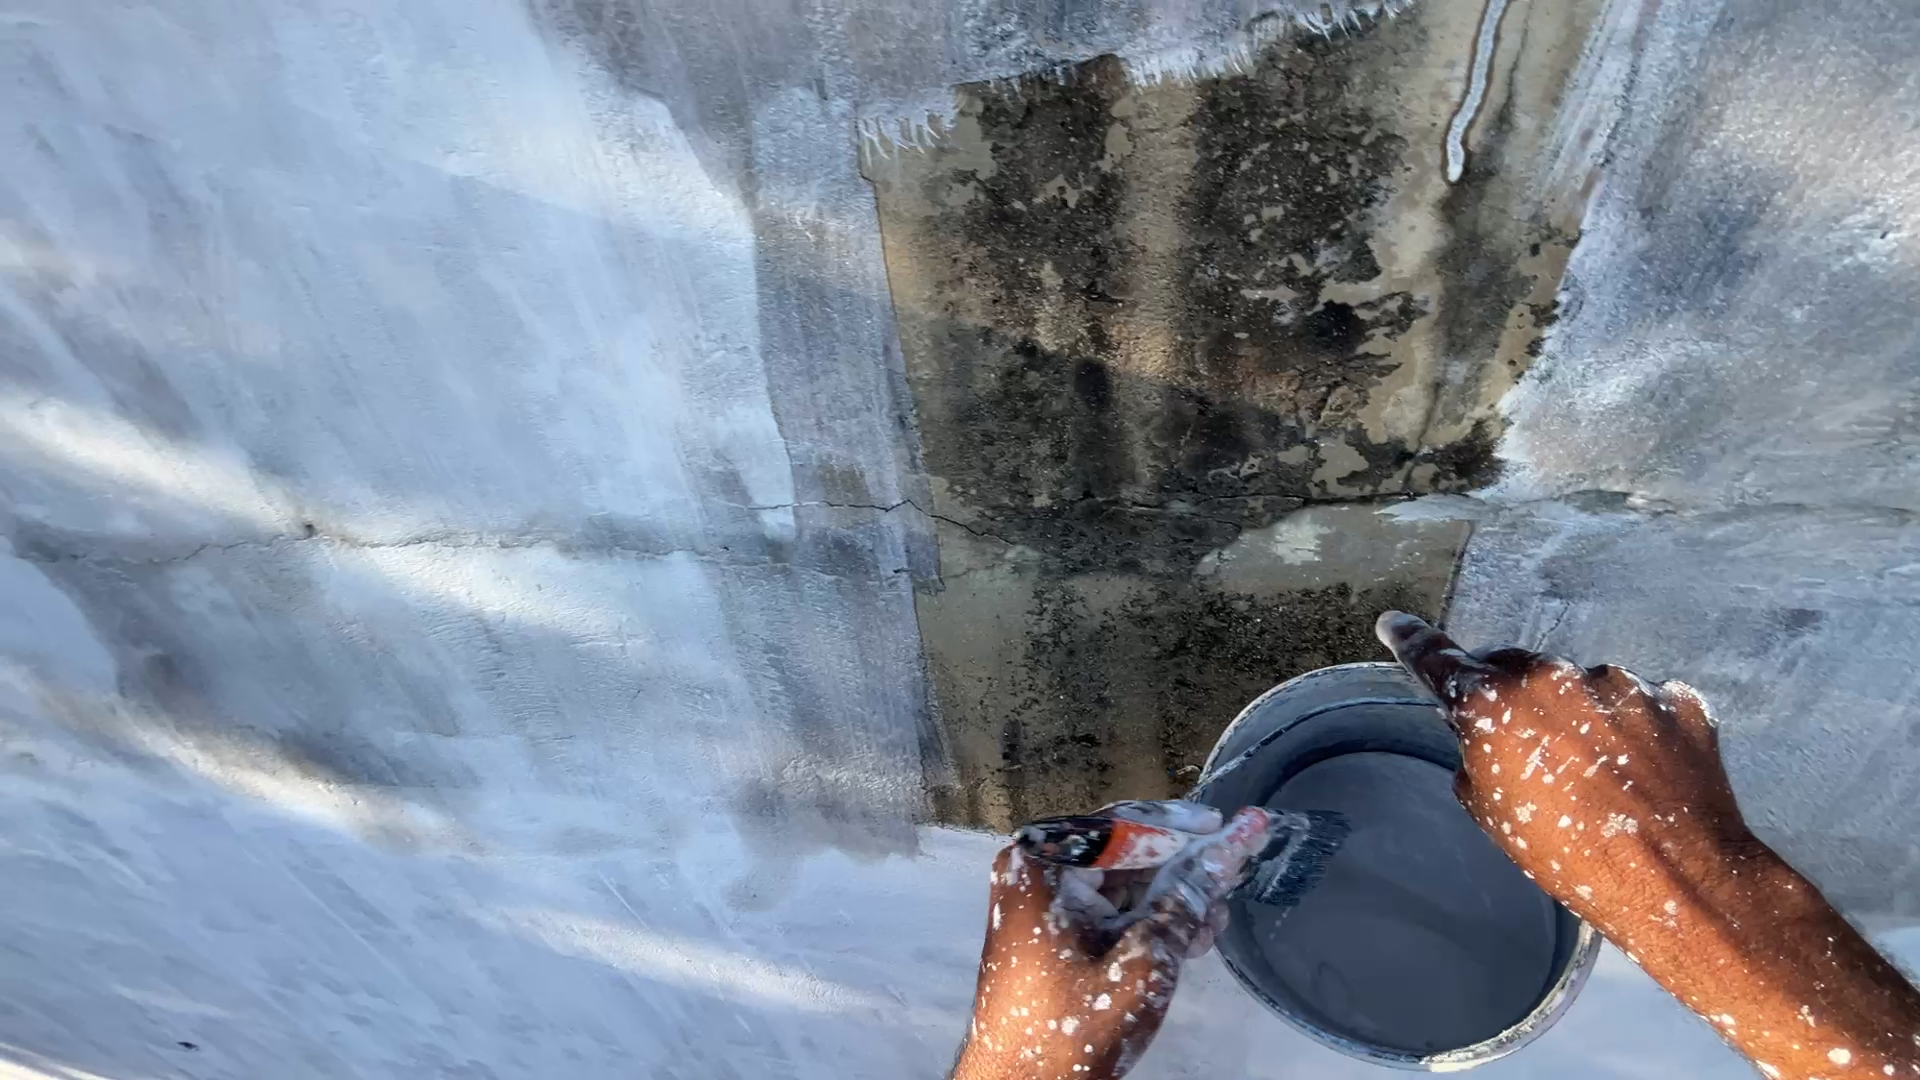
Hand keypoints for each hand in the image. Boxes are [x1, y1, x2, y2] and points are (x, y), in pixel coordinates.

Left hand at [953, 803, 1268, 1079]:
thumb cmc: (1070, 1031)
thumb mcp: (1141, 967)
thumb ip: (1184, 905)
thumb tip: (1228, 852)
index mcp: (1043, 861)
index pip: (1122, 825)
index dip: (1179, 825)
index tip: (1226, 822)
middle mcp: (1038, 867)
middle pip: (1124, 850)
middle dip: (1181, 863)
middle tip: (1235, 861)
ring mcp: (1043, 898)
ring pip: (1122, 882)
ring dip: (1173, 894)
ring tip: (1222, 903)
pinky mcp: (1053, 929)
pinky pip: (1109, 909)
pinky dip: (1150, 918)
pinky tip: (1196, 928)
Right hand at [1373, 611, 1755, 929]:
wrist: (1680, 884)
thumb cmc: (1562, 850)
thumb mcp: (1484, 802)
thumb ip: (1474, 747)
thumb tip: (1483, 728)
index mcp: (1489, 701)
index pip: (1434, 658)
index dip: (1409, 639)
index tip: (1394, 623)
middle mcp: (1548, 677)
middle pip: (1511, 666)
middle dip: (1510, 693)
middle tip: (1527, 743)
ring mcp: (1617, 684)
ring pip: (1575, 682)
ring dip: (1573, 709)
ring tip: (1596, 766)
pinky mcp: (1675, 700)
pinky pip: (1635, 699)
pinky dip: (1629, 723)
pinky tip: (1639, 765)